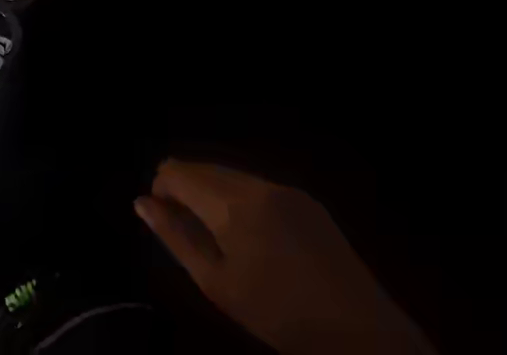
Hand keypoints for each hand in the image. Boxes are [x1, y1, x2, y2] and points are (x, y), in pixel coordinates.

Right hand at [135, 161, 430, 354]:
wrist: (364, 337)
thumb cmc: (281, 318)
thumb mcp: (218, 286)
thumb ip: (176, 238)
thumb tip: (142, 202)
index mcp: (231, 204)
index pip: (176, 171)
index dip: (161, 191)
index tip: (166, 223)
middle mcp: (256, 183)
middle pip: (202, 168)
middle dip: (186, 191)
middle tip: (190, 235)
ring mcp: (284, 188)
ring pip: (228, 174)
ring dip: (212, 194)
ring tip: (221, 240)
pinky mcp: (305, 199)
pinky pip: (257, 185)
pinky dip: (240, 200)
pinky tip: (253, 238)